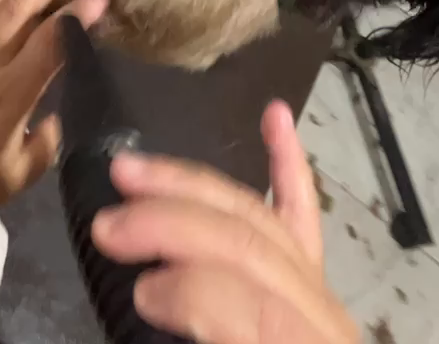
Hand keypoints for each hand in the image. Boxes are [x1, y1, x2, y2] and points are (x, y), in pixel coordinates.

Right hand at [92, 101, 357, 343]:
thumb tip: (140, 313)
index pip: (255, 308)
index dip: (192, 288)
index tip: (138, 292)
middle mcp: (326, 330)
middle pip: (254, 248)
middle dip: (175, 222)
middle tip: (109, 225)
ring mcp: (328, 307)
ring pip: (264, 222)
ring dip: (195, 186)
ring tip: (134, 169)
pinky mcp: (319, 294)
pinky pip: (305, 222)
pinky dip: (288, 166)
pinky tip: (275, 116)